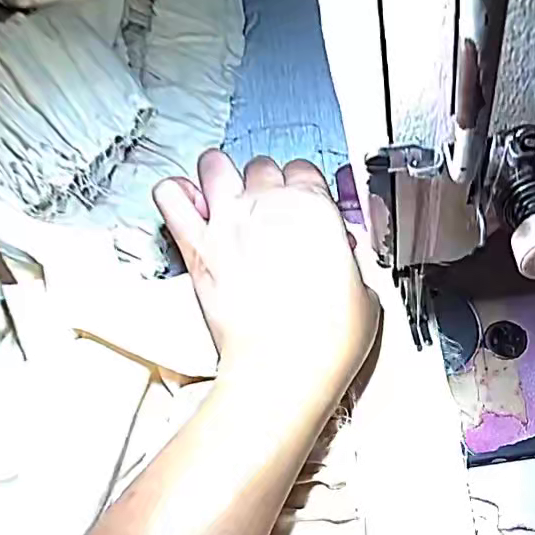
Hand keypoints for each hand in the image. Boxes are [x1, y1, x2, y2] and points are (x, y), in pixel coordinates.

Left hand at [153, 150, 378, 408]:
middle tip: (270, 214)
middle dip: (266, 186)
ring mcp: (228, 223)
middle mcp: (268, 205)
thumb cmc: (325, 341)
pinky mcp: (197, 248)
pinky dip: (176, 195)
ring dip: (220, 177)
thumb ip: (349, 265)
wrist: (284, 369)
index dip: (306, 191)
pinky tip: (188, 207)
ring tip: (227, 200)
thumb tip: (342, 264)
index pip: (305, 171)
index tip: (305, 210)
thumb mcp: (365, 295)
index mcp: (314, 209)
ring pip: (214, 165)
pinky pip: (170, 196)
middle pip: (261, 166)